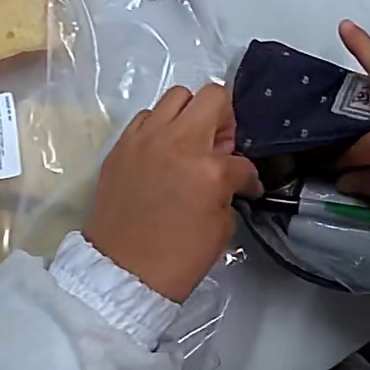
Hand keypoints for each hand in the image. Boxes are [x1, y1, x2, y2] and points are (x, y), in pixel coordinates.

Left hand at [85, 83, 262, 301]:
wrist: (122, 272)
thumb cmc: (178, 257)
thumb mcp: (222, 226)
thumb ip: (228, 189)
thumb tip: (226, 177)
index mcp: (208, 168)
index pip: (242, 159)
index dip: (248, 176)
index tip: (245, 186)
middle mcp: (176, 142)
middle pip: (211, 96)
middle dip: (223, 119)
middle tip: (219, 147)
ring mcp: (144, 139)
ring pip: (176, 97)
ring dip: (189, 118)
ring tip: (188, 146)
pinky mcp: (121, 146)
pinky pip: (146, 118)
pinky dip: (159, 129)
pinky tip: (162, 154)